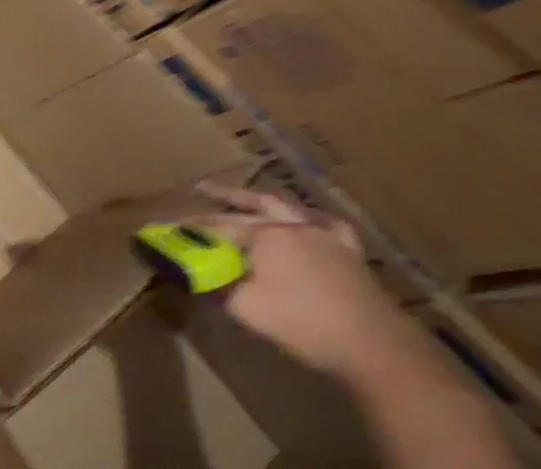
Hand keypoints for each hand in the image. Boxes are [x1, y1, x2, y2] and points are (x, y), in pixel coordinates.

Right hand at [192, 183, 413, 378]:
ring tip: (248, 197)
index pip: (216, 225)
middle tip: (201, 189)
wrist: (377, 350)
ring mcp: (327, 238)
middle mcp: (294, 226)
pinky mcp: (351, 255)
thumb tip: (183, 271)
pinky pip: (329, 226)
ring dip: (264, 201)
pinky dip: (312, 219)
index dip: (187, 227)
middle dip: (223, 198)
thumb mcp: (244, 307)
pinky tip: (307, 221)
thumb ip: (212, 283)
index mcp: (266, 235)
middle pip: (250, 207)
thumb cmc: (304, 325)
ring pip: (289, 208)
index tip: (162, 226)